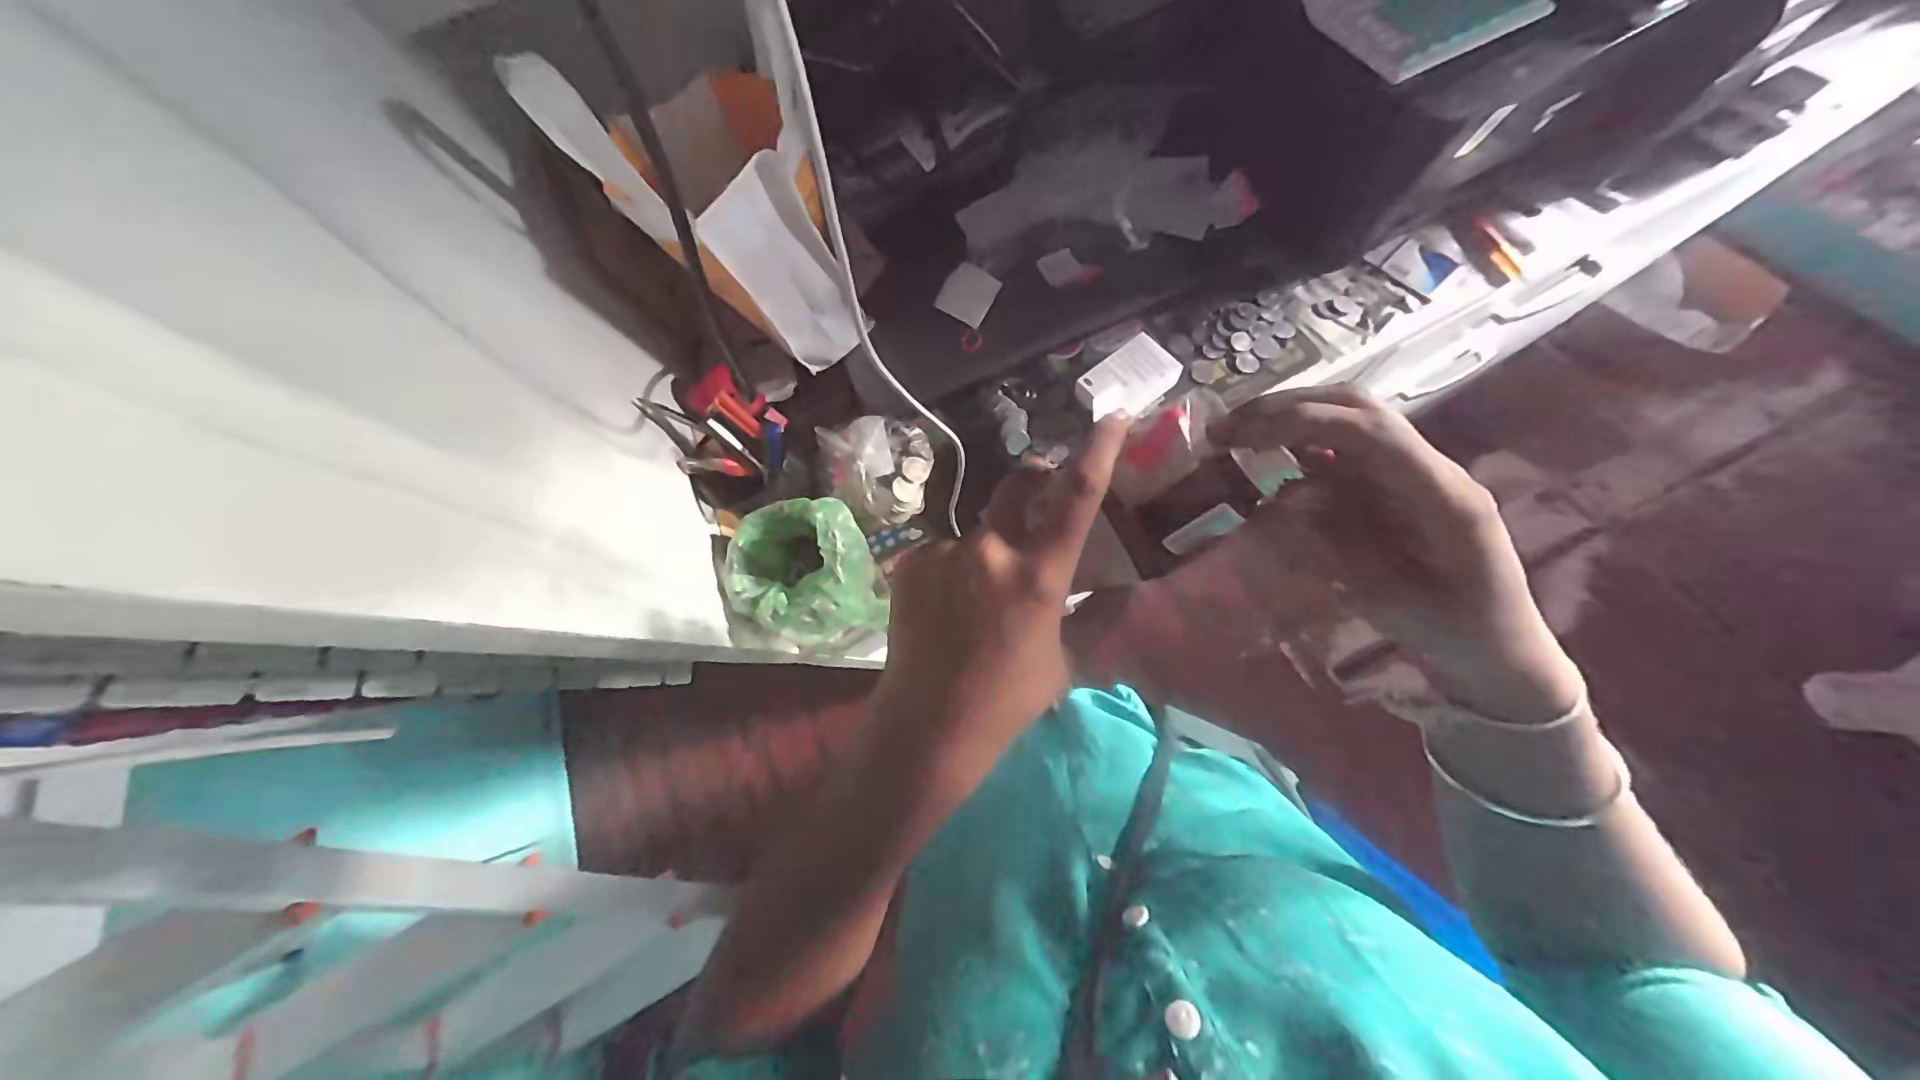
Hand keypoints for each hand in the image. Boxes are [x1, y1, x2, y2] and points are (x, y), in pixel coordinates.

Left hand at [873, 417, 1131, 761]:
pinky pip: (943, 552)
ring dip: (988, 547)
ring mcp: (945, 554)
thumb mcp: (1061, 658)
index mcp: (1039, 576)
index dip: (1096, 451)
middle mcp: (991, 551)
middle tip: (1039, 486)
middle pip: (1016, 485)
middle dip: (1034, 478)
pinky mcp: (910, 563)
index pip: (1076, 498)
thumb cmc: (1007, 700)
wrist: (929, 722)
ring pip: (977, 530)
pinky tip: (946, 607)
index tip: (1109, 416)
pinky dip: (953, 570)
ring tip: (978, 596)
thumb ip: (1077, 614)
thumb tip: (1098, 592)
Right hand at [1216, 386, 1582, 723]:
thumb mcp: (1390, 599)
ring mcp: (1414, 474)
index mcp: (1440, 492)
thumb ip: (1338, 544)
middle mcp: (1429, 468)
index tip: (1240, 436)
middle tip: (1225, 427)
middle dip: (1286, 407)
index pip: (1368, 432)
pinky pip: (1345, 453)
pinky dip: (1300, 449)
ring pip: (1349, 422)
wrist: (1497, 650)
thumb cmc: (1451, 632)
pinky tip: (1267, 463)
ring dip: (1289, 420)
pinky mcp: (1397, 487)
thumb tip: (1286, 497)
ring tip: (1235, 437)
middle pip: (1357, 409)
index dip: (1301, 422)